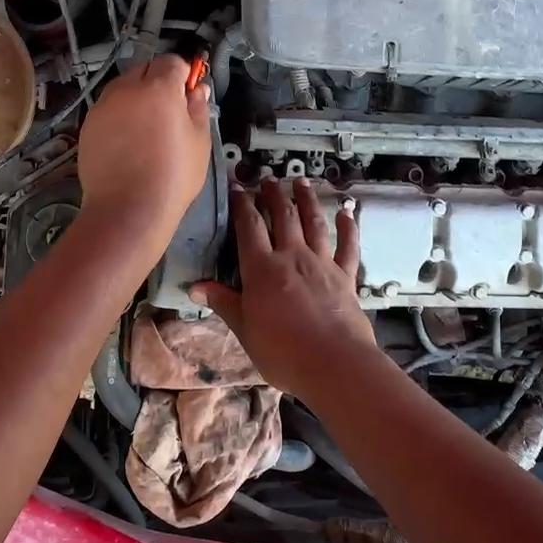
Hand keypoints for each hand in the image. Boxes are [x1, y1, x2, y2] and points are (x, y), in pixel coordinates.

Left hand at [76, 54, 211, 234]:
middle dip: (158, 81)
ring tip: (146, 128)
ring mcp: (103, 106)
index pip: (172, 62)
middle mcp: (126, 89)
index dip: (183, 75)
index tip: (189, 94)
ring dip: (136, 96)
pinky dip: (119, 115)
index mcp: (158, 88)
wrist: (128, 209)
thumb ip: (198, 108)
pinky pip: (108, 109)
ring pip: (123, 87)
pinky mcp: (87, 126)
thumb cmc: (173, 176)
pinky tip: (127, 142)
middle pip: (144, 69)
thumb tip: (198, 90)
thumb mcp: (199, 142)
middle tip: (169, 112)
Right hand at [192, 179, 374, 398]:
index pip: (248, 227)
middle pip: (282, 216)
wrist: (334, 364)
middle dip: (274, 194)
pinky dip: (348, 228)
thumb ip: (223, 302)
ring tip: (301, 182)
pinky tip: (348, 214)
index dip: (241, 204)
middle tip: (269, 178)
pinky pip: (348, 247)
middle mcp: (292, 257)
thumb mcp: (244, 329)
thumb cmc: (282, 352)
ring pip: (314, 223)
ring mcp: (322, 264)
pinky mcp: (346, 277)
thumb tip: (194, 286)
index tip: (237, 187)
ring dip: (307, 200)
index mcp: (262, 269)